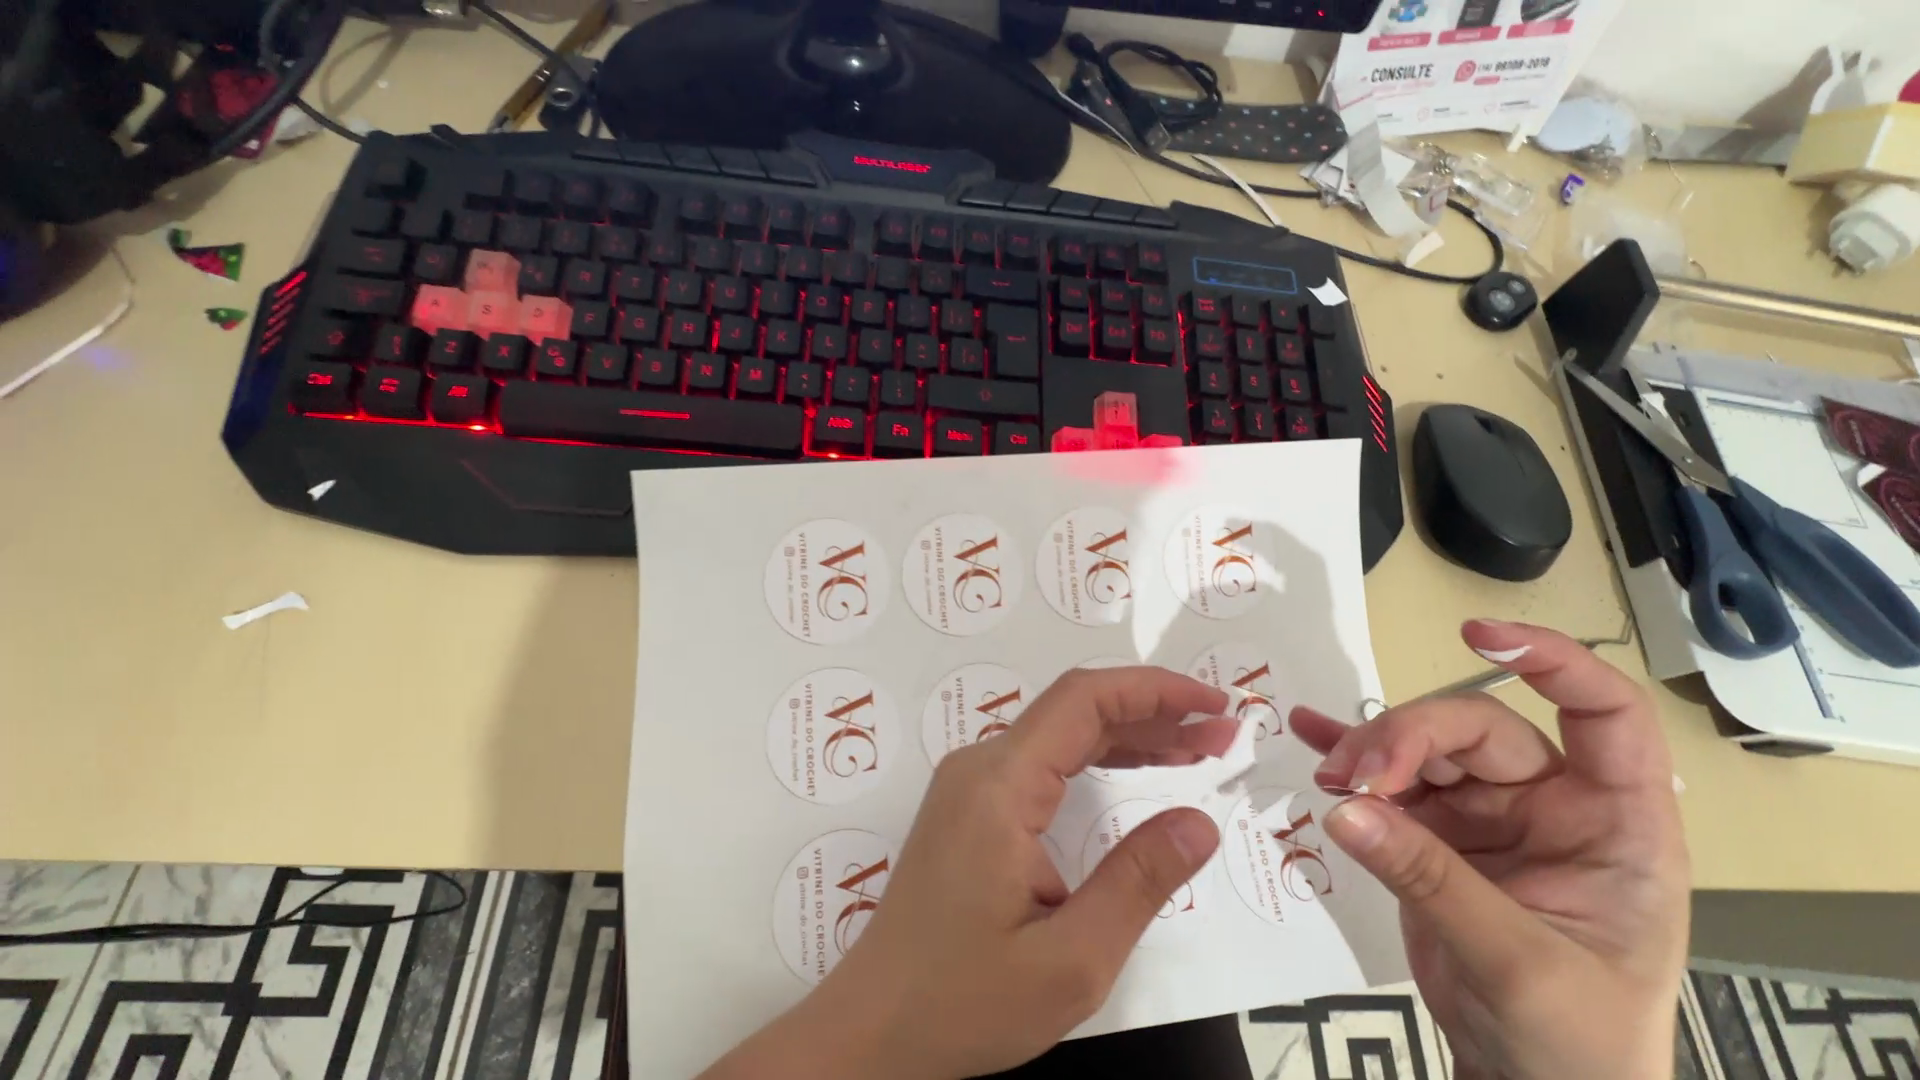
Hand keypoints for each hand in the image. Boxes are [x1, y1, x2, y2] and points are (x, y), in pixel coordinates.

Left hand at [697, 666, 1238, 1079]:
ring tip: (1196, 752)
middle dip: (1154, 714)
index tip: (1214, 706)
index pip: (1083, 701)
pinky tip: (1137, 777)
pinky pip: (1042, 766)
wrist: (874, 1029)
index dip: (1154, 691)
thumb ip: (1138, 882)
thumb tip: (1200, 822)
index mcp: (998, 786)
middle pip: (1075, 712)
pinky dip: (1097, 763)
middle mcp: (980, 769)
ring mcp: (970, 788)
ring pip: (1060, 736)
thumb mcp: (1070, 960)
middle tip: (1223, 735)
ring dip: (1130, 737)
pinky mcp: (970, 811)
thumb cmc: (965, 1001)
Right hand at [1296, 620, 1689, 1079]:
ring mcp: (1487, 819)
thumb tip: (1346, 808)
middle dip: (1408, 739)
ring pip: (1422, 752)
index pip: (1603, 716)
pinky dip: (1349, 760)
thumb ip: (1432, 881)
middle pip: (1476, 731)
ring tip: (1326, 775)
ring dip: (1369, 752)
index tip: (1477, 635)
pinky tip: (1308, 736)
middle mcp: (1551, 805)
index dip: (1554, 663)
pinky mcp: (1434, 838)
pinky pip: (1388, 786)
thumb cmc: (1574, 1042)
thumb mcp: (1517, 964)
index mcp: (1616, 824)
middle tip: (1352, 774)